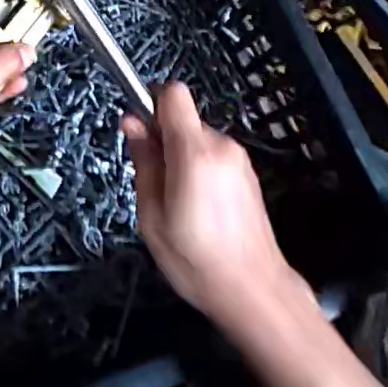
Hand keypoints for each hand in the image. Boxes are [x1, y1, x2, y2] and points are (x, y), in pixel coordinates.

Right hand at [123, 81, 309, 326]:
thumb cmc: (198, 262)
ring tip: (178, 202)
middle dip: (164, 140)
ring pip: (197, 137)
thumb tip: (132, 123)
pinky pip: (213, 154)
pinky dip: (200, 168)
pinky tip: (199, 207)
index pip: (173, 93)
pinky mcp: (247, 172)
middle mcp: (220, 146)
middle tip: (155, 182)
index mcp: (194, 153)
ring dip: (182, 157)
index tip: (141, 131)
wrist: (255, 293)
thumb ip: (143, 161)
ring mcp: (238, 158)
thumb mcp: (152, 215)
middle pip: (182, 118)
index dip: (151, 103)